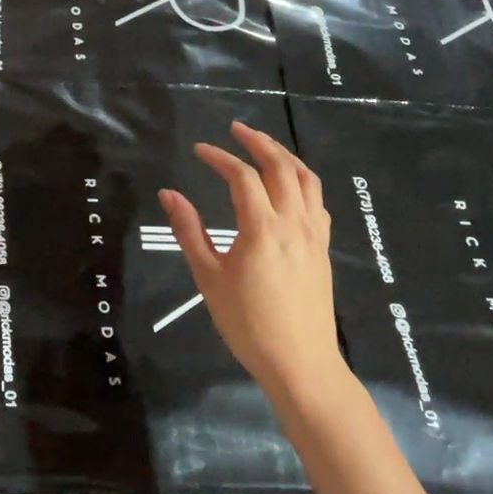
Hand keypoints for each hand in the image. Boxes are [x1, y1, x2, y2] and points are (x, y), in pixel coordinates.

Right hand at [158, 121, 342, 401]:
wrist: (300, 364)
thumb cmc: (247, 323)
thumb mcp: (208, 277)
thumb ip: (189, 231)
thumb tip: (169, 193)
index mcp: (262, 228)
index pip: (242, 176)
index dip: (219, 157)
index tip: (199, 150)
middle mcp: (293, 224)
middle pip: (282, 167)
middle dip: (258, 142)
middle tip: (236, 129)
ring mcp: (314, 236)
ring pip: (307, 180)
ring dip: (285, 156)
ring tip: (265, 146)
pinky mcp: (323, 250)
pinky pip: (317, 202)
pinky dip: (302, 182)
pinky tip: (289, 186)